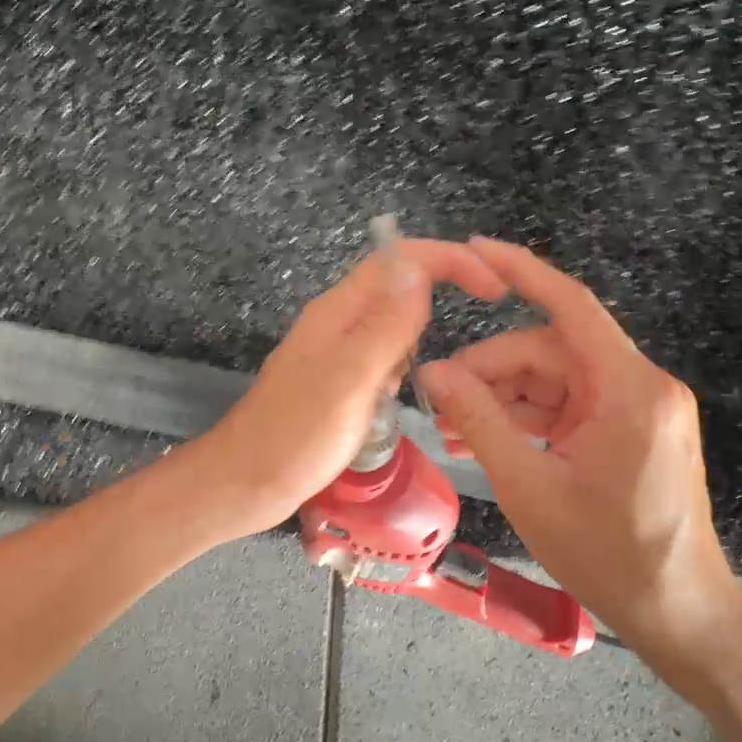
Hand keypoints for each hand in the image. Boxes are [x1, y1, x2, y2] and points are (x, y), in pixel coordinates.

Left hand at [185, 239, 508, 538]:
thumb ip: (384, 326)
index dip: (448, 260)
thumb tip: (417, 268)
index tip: (495, 286)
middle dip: (443, 290)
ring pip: (390, 323)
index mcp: (337, 311)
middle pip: (396, 285)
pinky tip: (403, 396)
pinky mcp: (335, 381)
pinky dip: (402, 367)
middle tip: (487, 319)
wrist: (246, 481)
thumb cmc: (297, 435)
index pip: (397, 260)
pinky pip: (379, 358)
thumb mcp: (349, 379)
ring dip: (421, 335)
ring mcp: (333, 352)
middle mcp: (335, 322)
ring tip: (443, 370)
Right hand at [416, 237, 741, 653]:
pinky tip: (486, 440)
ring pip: (553, 378)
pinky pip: (567, 405)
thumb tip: (432, 372)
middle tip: (439, 402)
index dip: (520, 270)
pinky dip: (526, 417)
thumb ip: (478, 420)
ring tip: (454, 430)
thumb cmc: (609, 554)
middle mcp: (640, 386)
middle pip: (548, 351)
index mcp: (628, 389)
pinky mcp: (631, 431)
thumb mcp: (529, 486)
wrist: (681, 618)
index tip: (474, 249)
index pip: (570, 305)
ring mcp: (638, 409)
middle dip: (490, 371)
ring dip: (503, 398)